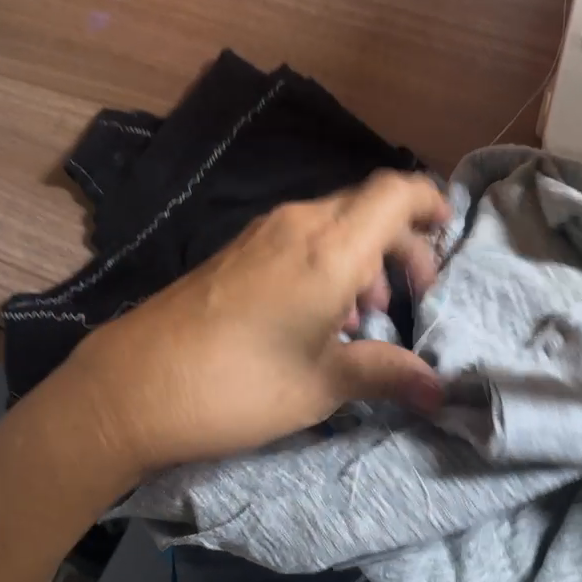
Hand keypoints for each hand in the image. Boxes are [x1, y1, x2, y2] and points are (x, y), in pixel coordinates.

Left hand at [52, 170, 449, 476]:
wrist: (132, 384)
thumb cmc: (237, 384)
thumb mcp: (320, 384)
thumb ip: (385, 373)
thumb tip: (438, 388)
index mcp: (329, 248)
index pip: (393, 192)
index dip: (428, 201)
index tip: (449, 232)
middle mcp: (298, 223)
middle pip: (368, 207)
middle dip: (402, 244)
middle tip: (414, 297)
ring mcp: (263, 232)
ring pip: (336, 223)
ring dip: (364, 257)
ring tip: (366, 318)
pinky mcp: (239, 249)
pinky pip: (303, 237)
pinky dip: (330, 261)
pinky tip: (321, 315)